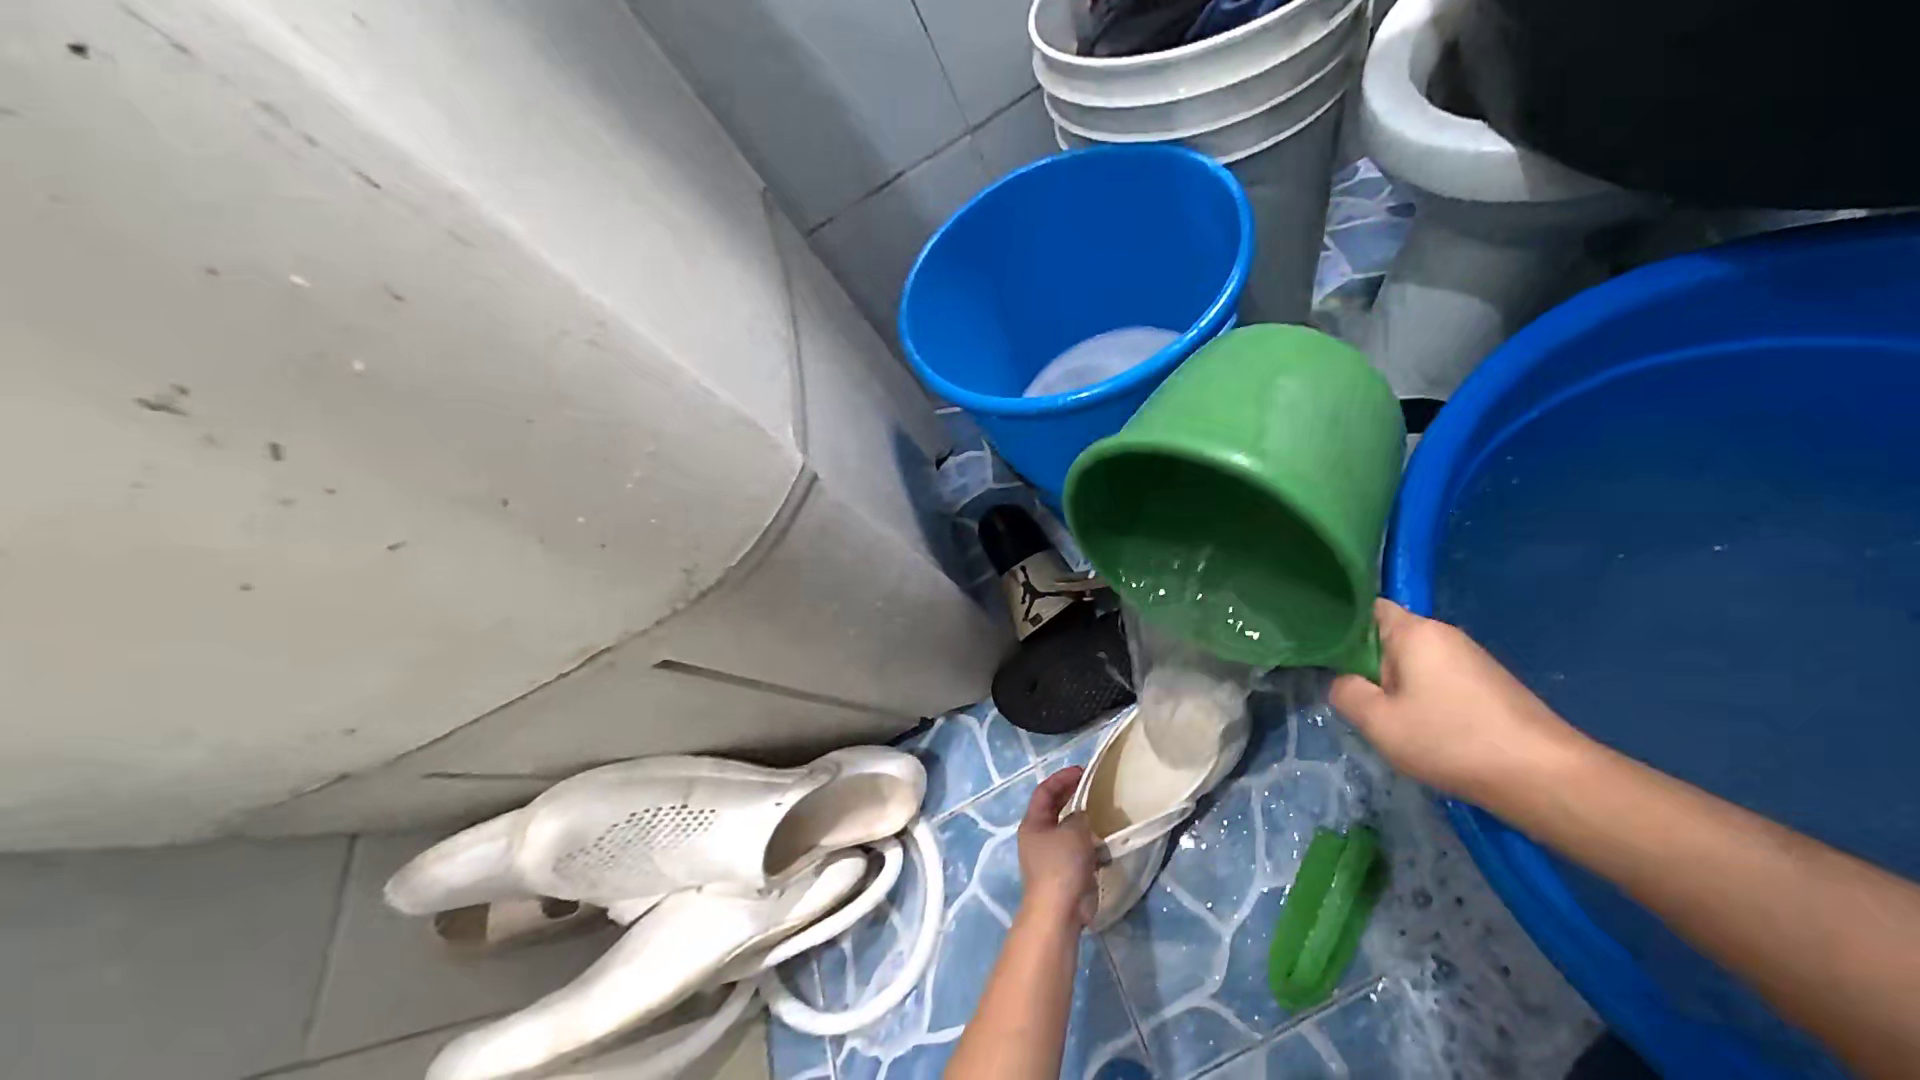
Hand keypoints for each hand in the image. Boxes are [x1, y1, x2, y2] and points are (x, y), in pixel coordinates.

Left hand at [1018, 767, 1097, 926]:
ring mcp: (1052, 855)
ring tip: (1105, 812)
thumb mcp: (1073, 831)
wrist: (1060, 911)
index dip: (1062, 778)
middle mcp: (1039, 836)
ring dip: (1085, 821)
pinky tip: (1108, 844)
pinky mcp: (1067, 871)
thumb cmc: (1061, 865)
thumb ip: (1079, 816)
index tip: (1082, 771)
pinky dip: (1092, 844)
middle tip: (1094, 786)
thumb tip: (1082, 816)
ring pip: (1069, 829)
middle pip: (1055, 808)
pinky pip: (1080, 850)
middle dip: (1073, 796)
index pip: (1044, 791)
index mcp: (1033, 823)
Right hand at [1330, 599, 1593, 804]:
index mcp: (1415, 631)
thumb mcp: (1378, 721)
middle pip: (1389, 635)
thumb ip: (1345, 692)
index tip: (1325, 654)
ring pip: (1413, 659)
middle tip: (1354, 696)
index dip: (1342, 625)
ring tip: (1388, 718)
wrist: (1544, 776)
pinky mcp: (1487, 683)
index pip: (1367, 607)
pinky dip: (1422, 695)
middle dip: (1367, 661)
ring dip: (1395, 682)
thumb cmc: (1450, 739)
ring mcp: (1471, 658)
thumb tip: (1342, 681)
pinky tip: (1424, 727)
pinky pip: (1437, 677)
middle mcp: (1444, 634)